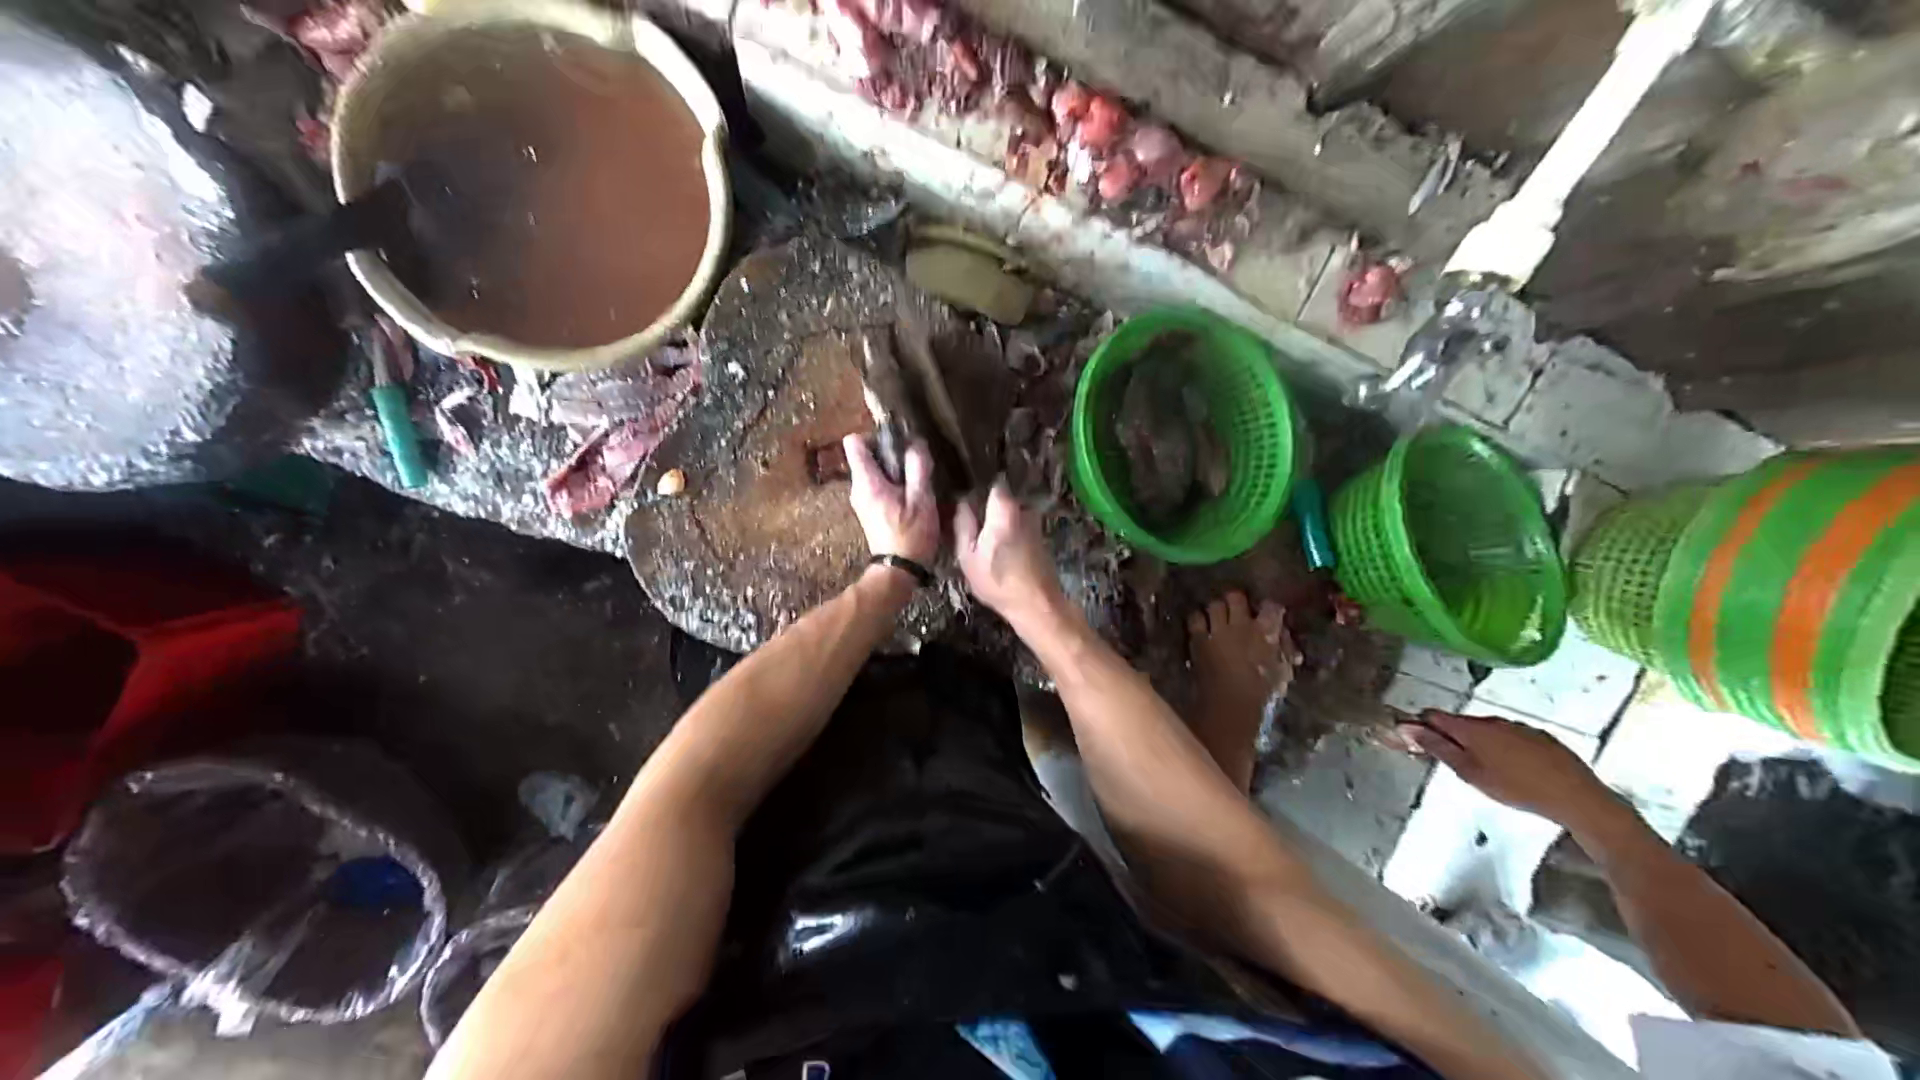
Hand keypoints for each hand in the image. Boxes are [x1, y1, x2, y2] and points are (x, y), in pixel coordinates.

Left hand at [843, 434, 939, 564]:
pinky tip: (909, 496)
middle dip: (888, 453)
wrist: (898, 570)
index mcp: (867, 481)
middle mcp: (857, 488)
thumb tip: (915, 443)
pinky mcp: (868, 510)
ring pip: (872, 471)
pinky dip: (890, 484)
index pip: (854, 442)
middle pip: (865, 455)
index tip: (897, 444)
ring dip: (892, 470)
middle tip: (913, 464)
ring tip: (914, 481)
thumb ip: (918, 468)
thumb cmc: (911, 535)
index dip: (874, 436)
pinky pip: (876, 485)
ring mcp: (860, 500)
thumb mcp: (922, 499)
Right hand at [952, 479, 1066, 627]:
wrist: (1036, 604)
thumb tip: (962, 502)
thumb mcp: (968, 556)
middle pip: (1002, 497)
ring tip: (984, 534)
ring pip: (1010, 512)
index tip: (967, 493)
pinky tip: (1000, 546)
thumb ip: (963, 524)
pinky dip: (1009, 530)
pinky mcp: (1040, 536)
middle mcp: (1023, 508)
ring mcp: (1035, 522)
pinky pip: (1019, 524)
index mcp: (1004, 509)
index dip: (979, 486)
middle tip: (971, 518)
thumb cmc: (997, 581)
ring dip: (999, 519)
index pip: (993, 482)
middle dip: (988, 504)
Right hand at [1398, 711, 1622, 828]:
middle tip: (1456, 764)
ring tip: (1487, 770)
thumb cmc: (1515, 787)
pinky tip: (1514, 769)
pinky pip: (1511, 736)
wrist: (1577, 798)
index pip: (1433, 715)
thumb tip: (1407, 727)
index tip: (1421, 744)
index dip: (1422, 726)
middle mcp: (1492, 720)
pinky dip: (1504, 747)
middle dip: (1452, 737)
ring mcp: (1519, 727)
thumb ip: (1438, 748)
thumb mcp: (1469, 772)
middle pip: (1460, 722)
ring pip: (1487, 730)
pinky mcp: (1541, 737)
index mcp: (1470, 728)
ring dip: (1479, 743)